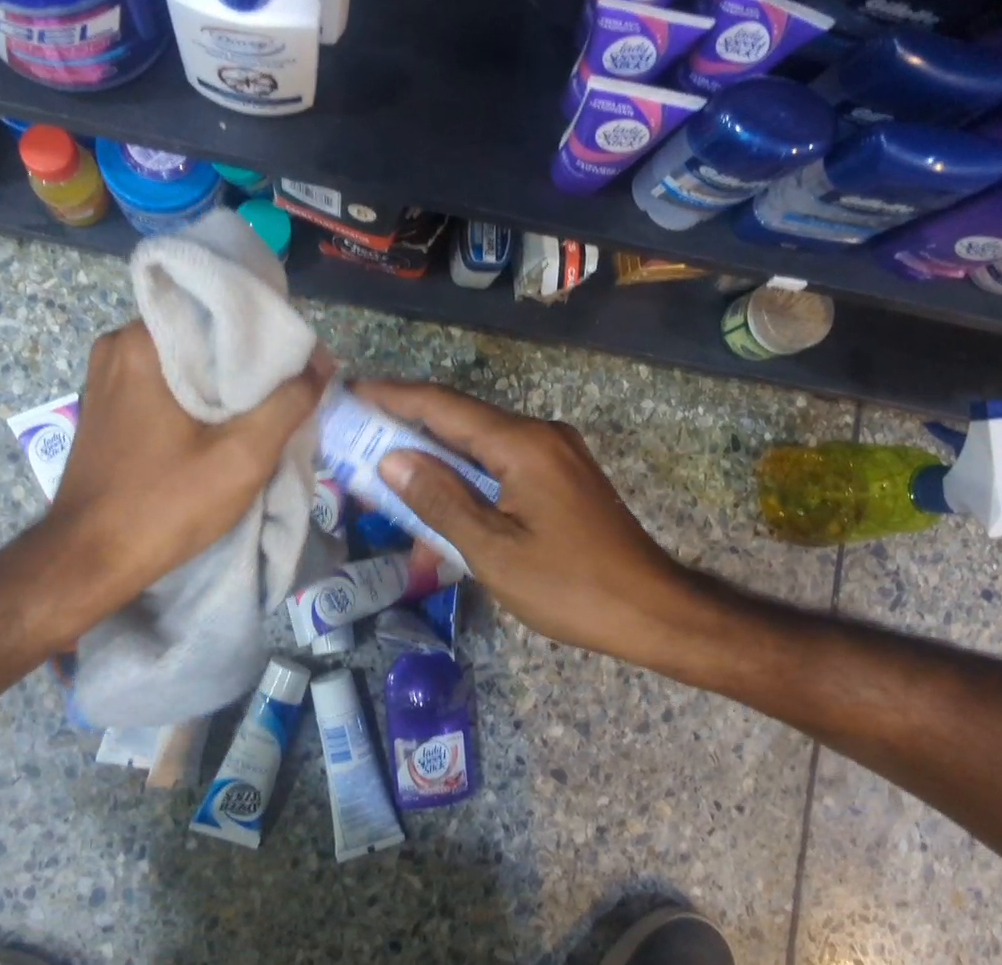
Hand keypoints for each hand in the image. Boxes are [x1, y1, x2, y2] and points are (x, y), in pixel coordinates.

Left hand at [36, 323, 330, 643]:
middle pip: (203, 333)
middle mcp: (119, 346)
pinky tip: (226, 422)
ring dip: (224, 379)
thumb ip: (290, 401)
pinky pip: (166, 383)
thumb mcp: (243, 455)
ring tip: (266, 403)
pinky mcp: (107, 405)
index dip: (266, 328)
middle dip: (248, 357)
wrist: (88, 561)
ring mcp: (107, 377)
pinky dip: (198, 395)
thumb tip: (322, 361)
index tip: (299, 354)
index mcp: (143, 342)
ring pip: (186, 361)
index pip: (220, 307)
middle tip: (291, 382)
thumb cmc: (164, 505)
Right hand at [354, 381, 686, 660]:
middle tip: (357, 437)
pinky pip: (503, 464)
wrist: (652, 609)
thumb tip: (392, 459)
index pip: (442, 406)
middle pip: (461, 420)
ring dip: (437, 456)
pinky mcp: (564, 476)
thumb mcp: (493, 552)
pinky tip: (444, 498)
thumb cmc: (570, 587)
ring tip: (390, 471)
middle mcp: (540, 434)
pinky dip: (467, 476)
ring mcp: (557, 453)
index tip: (349, 392)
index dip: (391, 396)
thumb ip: (440, 500)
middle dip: (407, 427)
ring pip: (481, 444)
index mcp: (521, 444)